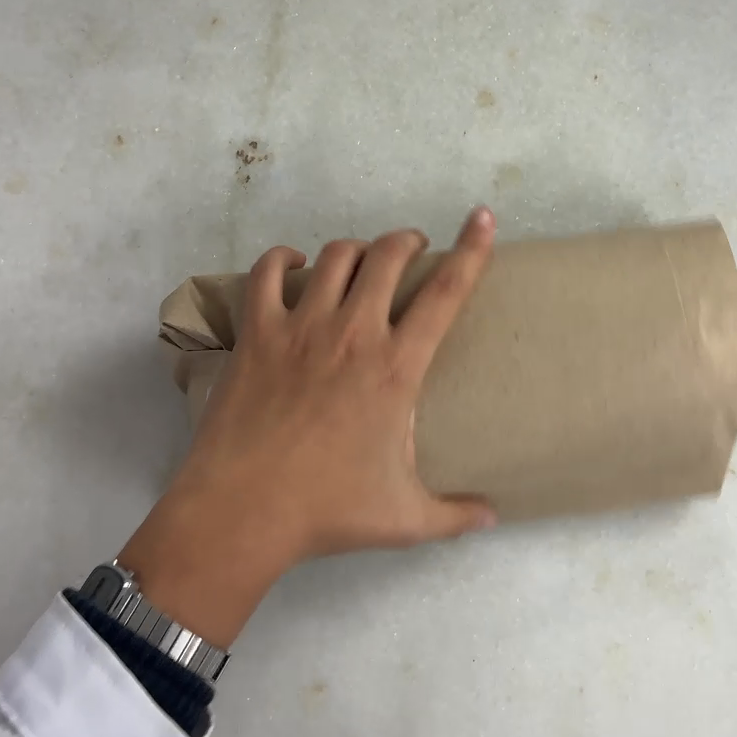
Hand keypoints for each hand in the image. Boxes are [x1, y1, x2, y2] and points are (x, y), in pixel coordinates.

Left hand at [117, 206, 499, 646]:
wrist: (242, 512)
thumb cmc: (327, 510)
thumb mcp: (404, 518)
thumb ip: (455, 514)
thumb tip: (494, 519)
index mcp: (396, 367)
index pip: (446, 294)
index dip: (471, 250)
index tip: (481, 217)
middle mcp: (353, 332)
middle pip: (387, 256)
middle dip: (406, 242)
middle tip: (411, 252)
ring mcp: (301, 327)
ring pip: (335, 256)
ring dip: (355, 251)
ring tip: (359, 263)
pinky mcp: (257, 332)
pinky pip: (267, 273)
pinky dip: (282, 260)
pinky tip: (292, 266)